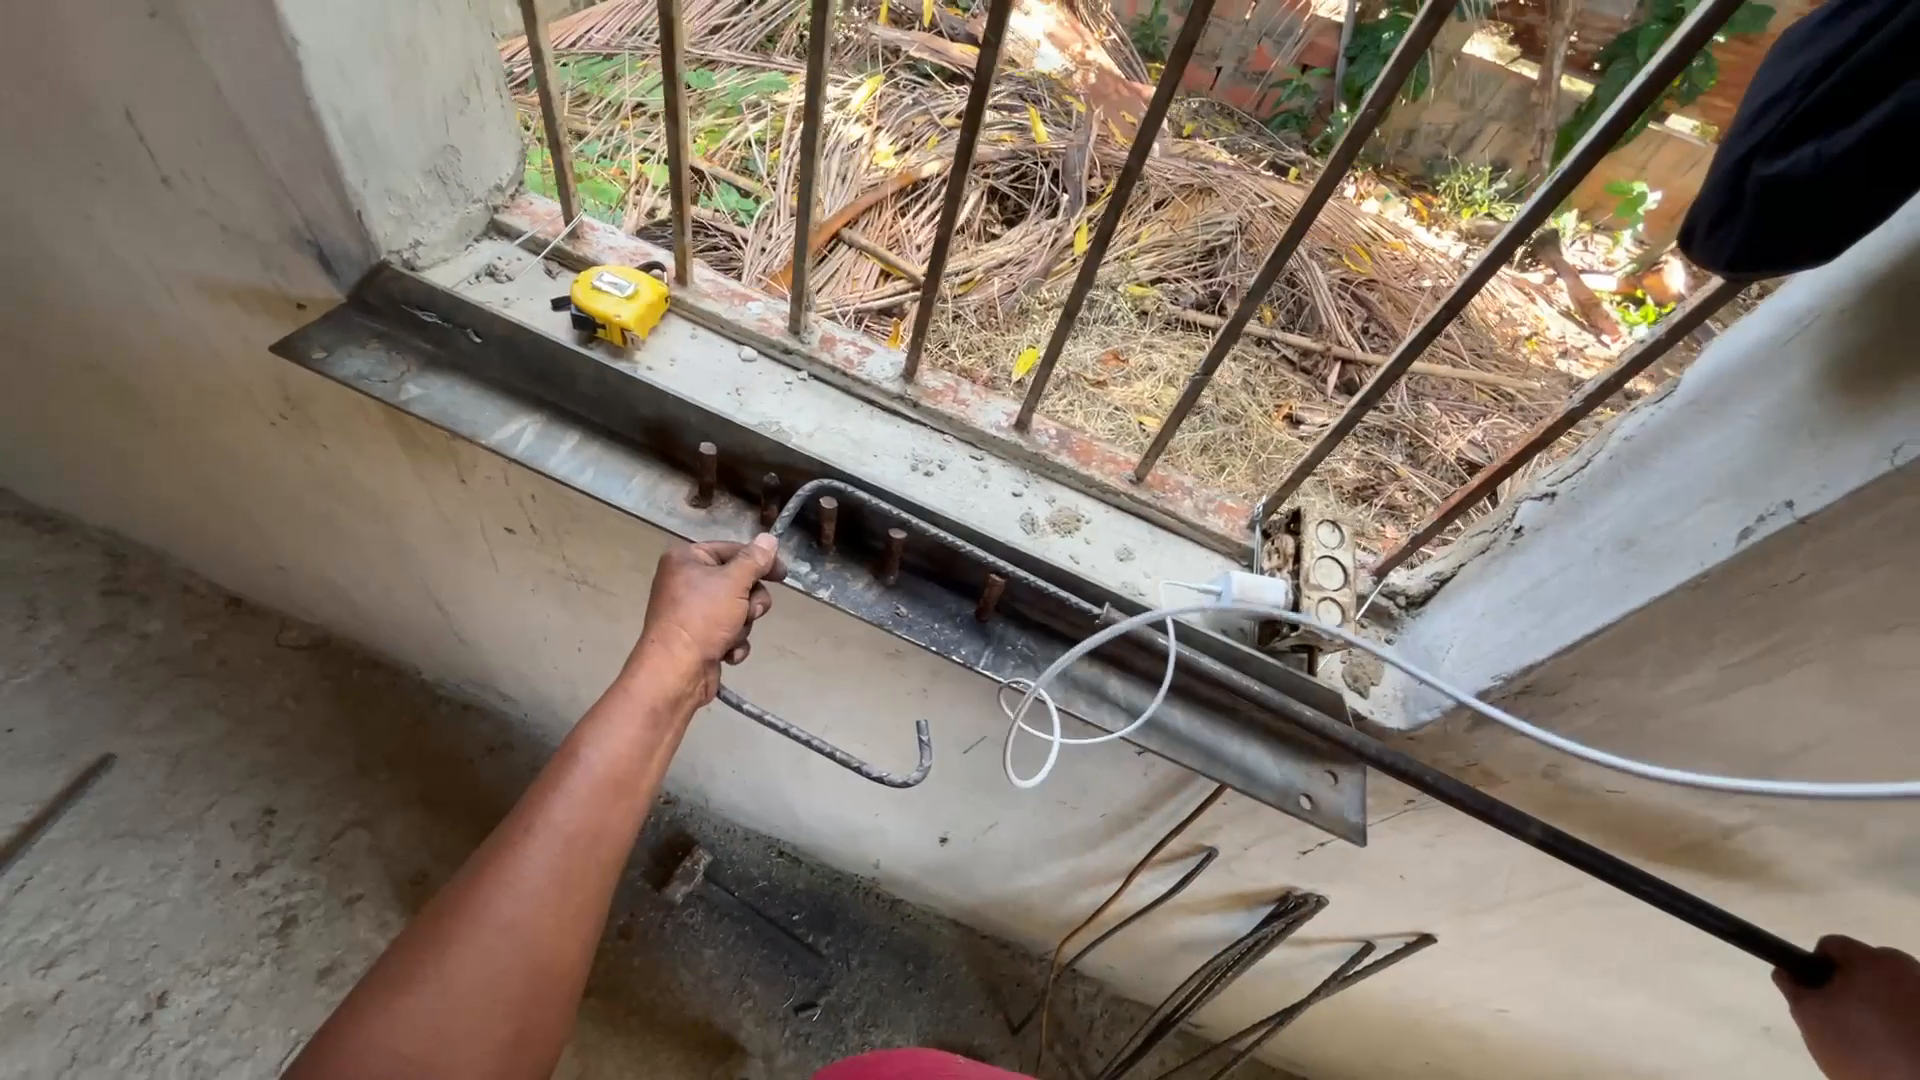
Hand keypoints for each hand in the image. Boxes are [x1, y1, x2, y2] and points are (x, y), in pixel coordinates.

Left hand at [628, 535, 785, 706]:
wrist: (676, 672)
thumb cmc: (702, 619)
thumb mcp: (734, 582)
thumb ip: (755, 560)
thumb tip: (769, 539)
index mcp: (686, 560)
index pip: (732, 549)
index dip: (760, 561)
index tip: (782, 574)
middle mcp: (686, 582)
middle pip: (738, 581)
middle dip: (750, 601)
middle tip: (749, 611)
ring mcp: (692, 612)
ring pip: (738, 609)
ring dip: (743, 624)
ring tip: (731, 636)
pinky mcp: (699, 637)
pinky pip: (729, 631)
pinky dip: (733, 642)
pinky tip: (727, 653)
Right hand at [1775, 935, 1919, 1079]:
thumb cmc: (1861, 1045)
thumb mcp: (1809, 1015)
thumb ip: (1792, 986)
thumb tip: (1787, 973)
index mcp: (1874, 961)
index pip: (1830, 946)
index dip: (1814, 967)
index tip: (1814, 993)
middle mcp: (1911, 971)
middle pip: (1866, 968)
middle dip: (1851, 987)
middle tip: (1842, 1016)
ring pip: (1893, 992)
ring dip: (1879, 1005)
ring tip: (1873, 1037)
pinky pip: (1913, 1012)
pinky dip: (1904, 1023)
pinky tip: (1898, 1047)